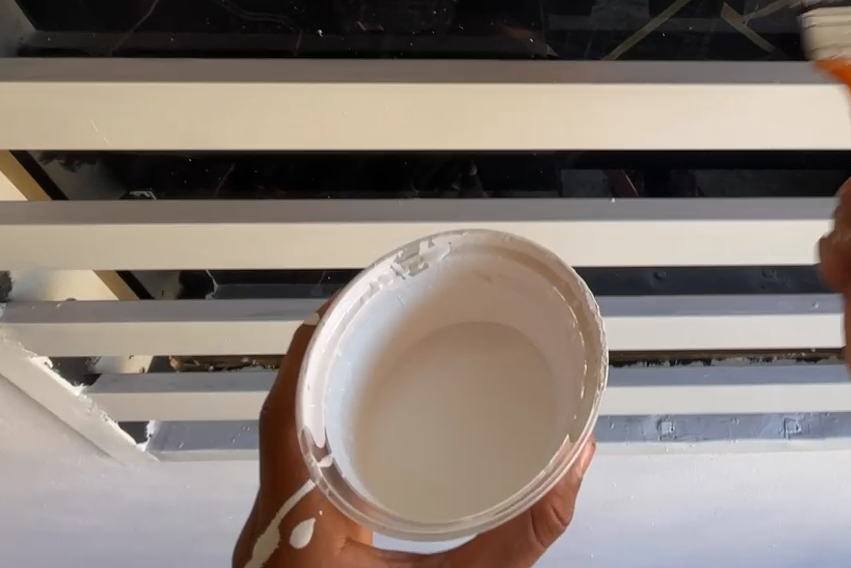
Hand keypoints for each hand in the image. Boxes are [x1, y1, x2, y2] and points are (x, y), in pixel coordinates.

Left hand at [234, 310, 594, 567]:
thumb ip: (522, 533)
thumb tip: (577, 456)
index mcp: (299, 532)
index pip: (283, 418)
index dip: (307, 355)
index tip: (341, 308)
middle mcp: (273, 532)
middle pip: (284, 420)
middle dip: (326, 363)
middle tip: (376, 321)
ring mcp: (273, 546)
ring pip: (286, 447)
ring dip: (323, 396)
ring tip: (372, 356)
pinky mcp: (288, 553)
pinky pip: (297, 474)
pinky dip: (326, 435)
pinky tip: (363, 428)